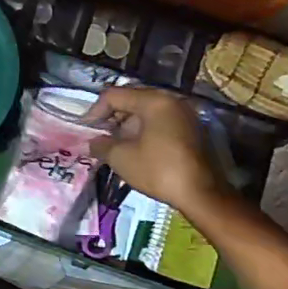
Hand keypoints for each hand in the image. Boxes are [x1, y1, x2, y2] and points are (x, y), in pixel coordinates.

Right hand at [84, 86, 229, 213]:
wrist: (201, 193)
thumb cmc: (158, 170)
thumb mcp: (121, 157)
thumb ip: (101, 144)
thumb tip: (93, 142)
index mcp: (154, 101)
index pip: (114, 95)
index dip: (94, 111)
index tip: (86, 131)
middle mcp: (171, 100)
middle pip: (132, 100)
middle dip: (112, 118)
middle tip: (100, 138)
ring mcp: (184, 114)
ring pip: (146, 111)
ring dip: (127, 126)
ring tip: (116, 146)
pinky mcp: (191, 129)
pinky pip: (160, 121)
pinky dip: (144, 131)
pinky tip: (135, 150)